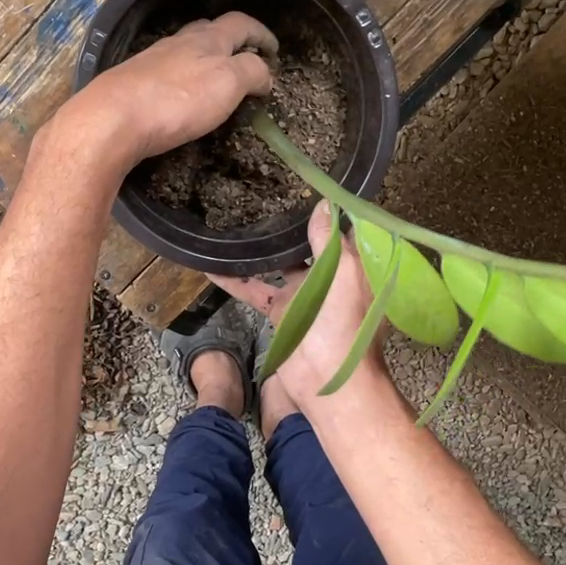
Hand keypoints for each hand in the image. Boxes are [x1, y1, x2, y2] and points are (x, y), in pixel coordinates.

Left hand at [49, 12, 277, 171]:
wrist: (112, 119)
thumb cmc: (177, 100)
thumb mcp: (227, 83)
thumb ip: (251, 73)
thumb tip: (265, 73)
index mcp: (206, 40)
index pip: (240, 24)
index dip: (261, 34)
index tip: (274, 51)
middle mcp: (178, 43)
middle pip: (210, 32)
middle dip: (232, 42)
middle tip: (245, 61)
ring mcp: (153, 62)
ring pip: (186, 51)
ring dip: (206, 61)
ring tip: (216, 82)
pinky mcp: (135, 84)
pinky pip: (168, 74)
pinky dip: (184, 80)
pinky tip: (182, 98)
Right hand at [209, 202, 388, 404]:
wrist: (328, 380)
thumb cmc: (345, 326)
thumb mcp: (345, 274)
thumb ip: (330, 242)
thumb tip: (323, 206)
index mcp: (353, 267)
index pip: (343, 231)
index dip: (331, 210)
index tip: (311, 184)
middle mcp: (330, 277)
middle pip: (309, 244)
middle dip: (293, 223)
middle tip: (268, 193)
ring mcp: (303, 295)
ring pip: (278, 264)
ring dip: (262, 248)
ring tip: (240, 220)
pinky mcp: (281, 311)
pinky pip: (254, 289)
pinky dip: (234, 279)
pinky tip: (212, 265)